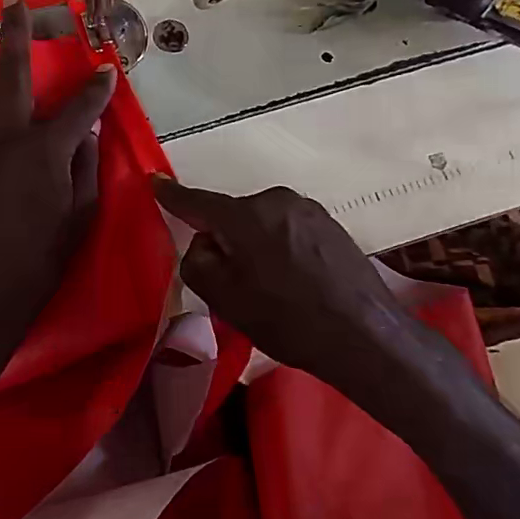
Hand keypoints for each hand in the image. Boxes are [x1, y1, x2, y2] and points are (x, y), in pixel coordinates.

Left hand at [0, 0, 115, 338]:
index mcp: (48, 152)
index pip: (80, 109)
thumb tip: (86, 135)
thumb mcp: (80, 218)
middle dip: (16, 34)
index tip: (107, 70)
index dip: (97, 89)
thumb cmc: (43, 259)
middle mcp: (10, 140)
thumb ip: (85, 170)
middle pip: (13, 77)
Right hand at [153, 179, 427, 389]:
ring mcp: (309, 210)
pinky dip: (279, 249)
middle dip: (225, 239)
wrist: (364, 336)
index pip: (198, 201)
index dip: (172, 195)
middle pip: (233, 216)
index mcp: (245, 215)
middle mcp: (277, 200)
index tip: (155, 182)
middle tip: (231, 282)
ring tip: (268, 287)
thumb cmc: (285, 319)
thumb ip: (197, 261)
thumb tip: (205, 243)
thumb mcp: (224, 298)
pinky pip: (288, 231)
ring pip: (262, 224)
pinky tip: (293, 283)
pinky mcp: (331, 225)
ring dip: (255, 246)